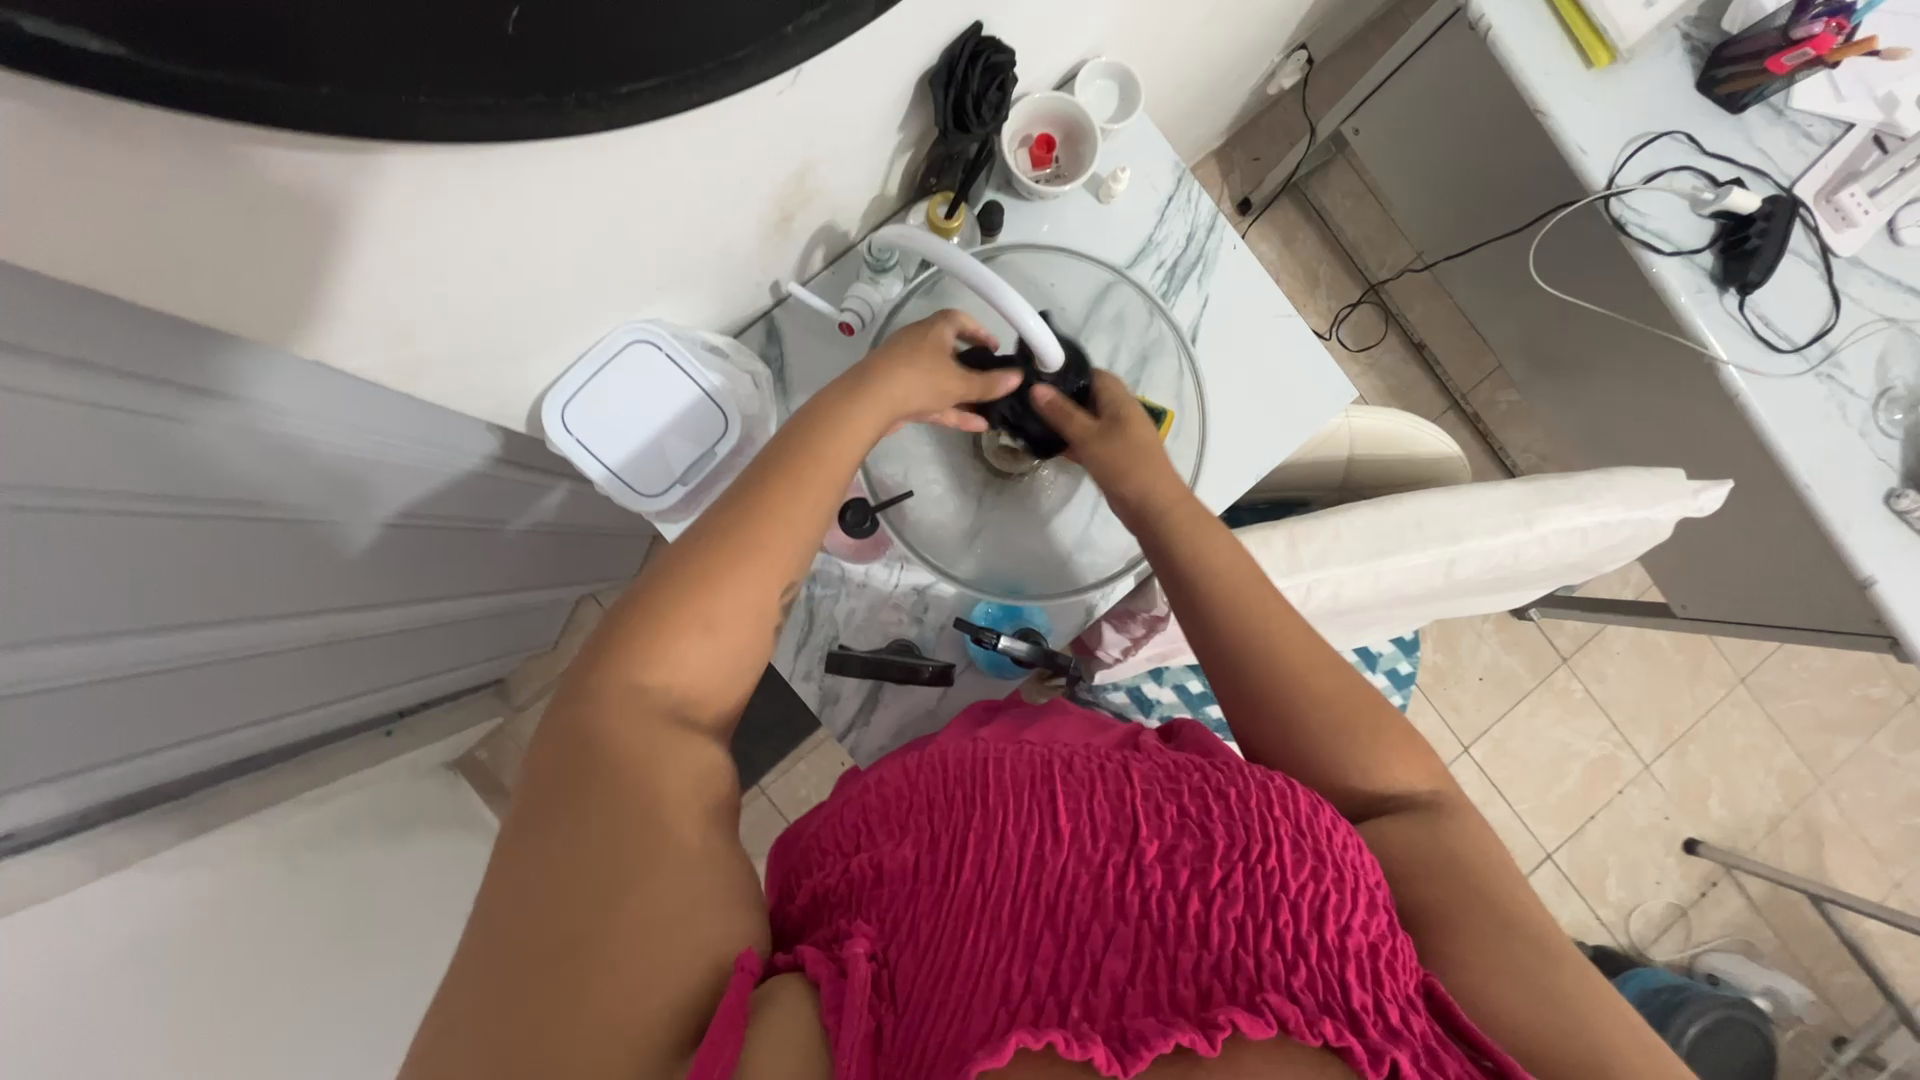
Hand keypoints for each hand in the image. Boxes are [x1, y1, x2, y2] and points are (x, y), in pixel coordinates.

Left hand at [849, 309, 1025, 432]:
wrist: (868, 402)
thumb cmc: (919, 380)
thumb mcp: (960, 383)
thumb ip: (990, 384)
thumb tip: (1018, 378)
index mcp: (934, 329)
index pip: (960, 319)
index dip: (979, 331)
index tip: (994, 348)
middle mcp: (919, 343)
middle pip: (950, 351)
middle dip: (972, 367)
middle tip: (992, 379)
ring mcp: (906, 369)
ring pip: (941, 379)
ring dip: (964, 393)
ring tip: (989, 408)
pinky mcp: (898, 393)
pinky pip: (931, 398)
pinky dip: (951, 409)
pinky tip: (976, 425)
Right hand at [1030, 370, 1186, 518]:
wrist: (1152, 506)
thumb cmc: (1122, 464)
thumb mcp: (1087, 436)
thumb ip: (1061, 413)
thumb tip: (1036, 387)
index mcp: (1119, 399)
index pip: (1093, 373)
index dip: (1068, 373)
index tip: (1040, 378)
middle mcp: (1120, 412)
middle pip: (1089, 397)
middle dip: (1062, 399)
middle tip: (1031, 402)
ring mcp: (1118, 435)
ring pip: (1087, 421)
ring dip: (1065, 422)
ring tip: (1033, 422)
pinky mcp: (1114, 456)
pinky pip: (1090, 442)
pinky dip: (1073, 442)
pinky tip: (1049, 447)